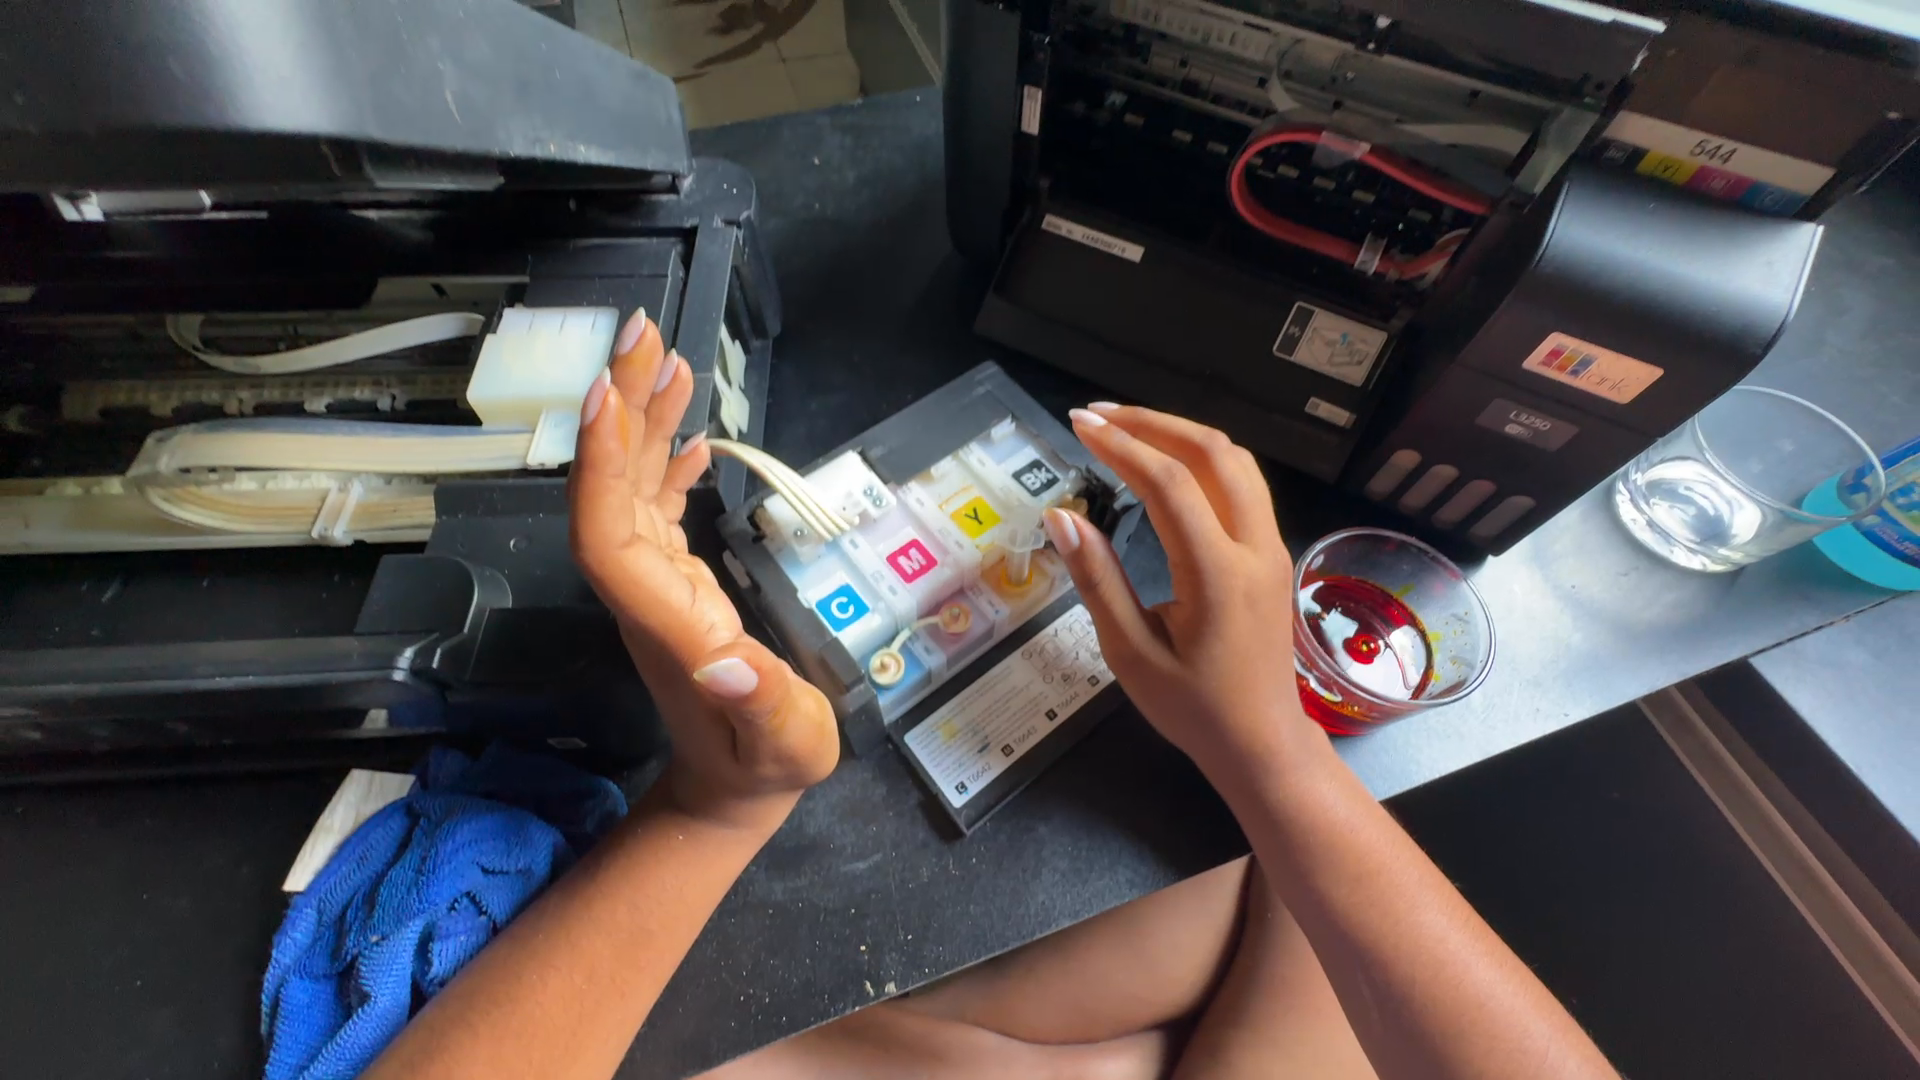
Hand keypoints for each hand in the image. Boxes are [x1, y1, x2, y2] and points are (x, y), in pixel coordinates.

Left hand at [570, 311, 839, 831]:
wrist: (734, 785)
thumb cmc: (767, 765)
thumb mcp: (784, 742)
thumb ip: (758, 702)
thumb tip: (723, 656)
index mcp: (668, 621)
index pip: (609, 535)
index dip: (602, 467)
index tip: (608, 395)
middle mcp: (649, 592)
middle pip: (612, 491)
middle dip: (622, 410)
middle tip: (644, 335)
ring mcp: (660, 584)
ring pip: (632, 490)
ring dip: (644, 422)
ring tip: (669, 358)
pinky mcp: (678, 583)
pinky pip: (658, 509)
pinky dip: (668, 463)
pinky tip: (691, 435)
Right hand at [1042, 403, 1325, 781]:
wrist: (1263, 743)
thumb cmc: (1192, 708)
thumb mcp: (1130, 653)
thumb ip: (1098, 581)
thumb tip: (1061, 517)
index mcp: (1218, 575)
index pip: (1170, 484)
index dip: (1121, 446)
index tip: (1079, 424)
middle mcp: (1255, 548)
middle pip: (1213, 453)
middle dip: (1152, 422)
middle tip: (1098, 414)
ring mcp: (1271, 547)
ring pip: (1235, 462)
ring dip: (1180, 433)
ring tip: (1127, 428)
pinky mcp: (1272, 553)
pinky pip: (1242, 484)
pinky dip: (1200, 457)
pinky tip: (1166, 462)